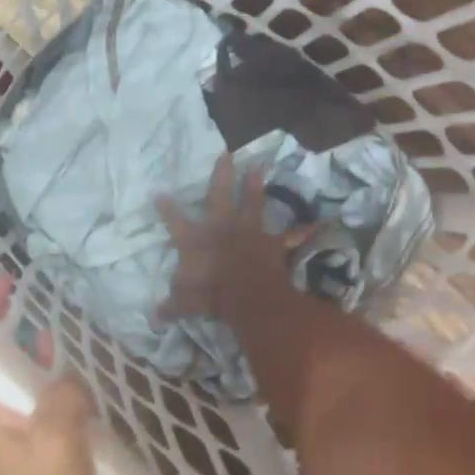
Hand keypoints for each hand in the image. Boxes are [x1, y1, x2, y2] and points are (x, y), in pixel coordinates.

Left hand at [0, 273, 97, 474]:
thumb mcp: (62, 439)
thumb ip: (63, 396)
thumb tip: (63, 377)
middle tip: (11, 289)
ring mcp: (1, 425)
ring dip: (9, 342)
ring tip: (32, 313)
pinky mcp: (24, 438)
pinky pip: (22, 393)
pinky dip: (34, 371)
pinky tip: (55, 360)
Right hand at [156, 154, 316, 322]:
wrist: (248, 295)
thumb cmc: (209, 295)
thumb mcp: (183, 304)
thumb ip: (170, 307)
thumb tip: (154, 320)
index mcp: (194, 239)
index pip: (175, 220)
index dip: (167, 208)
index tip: (159, 193)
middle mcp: (220, 228)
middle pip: (218, 196)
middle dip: (221, 175)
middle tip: (226, 155)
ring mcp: (249, 232)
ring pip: (252, 203)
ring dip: (255, 185)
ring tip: (259, 166)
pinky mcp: (272, 243)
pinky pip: (291, 236)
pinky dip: (304, 231)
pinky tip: (320, 223)